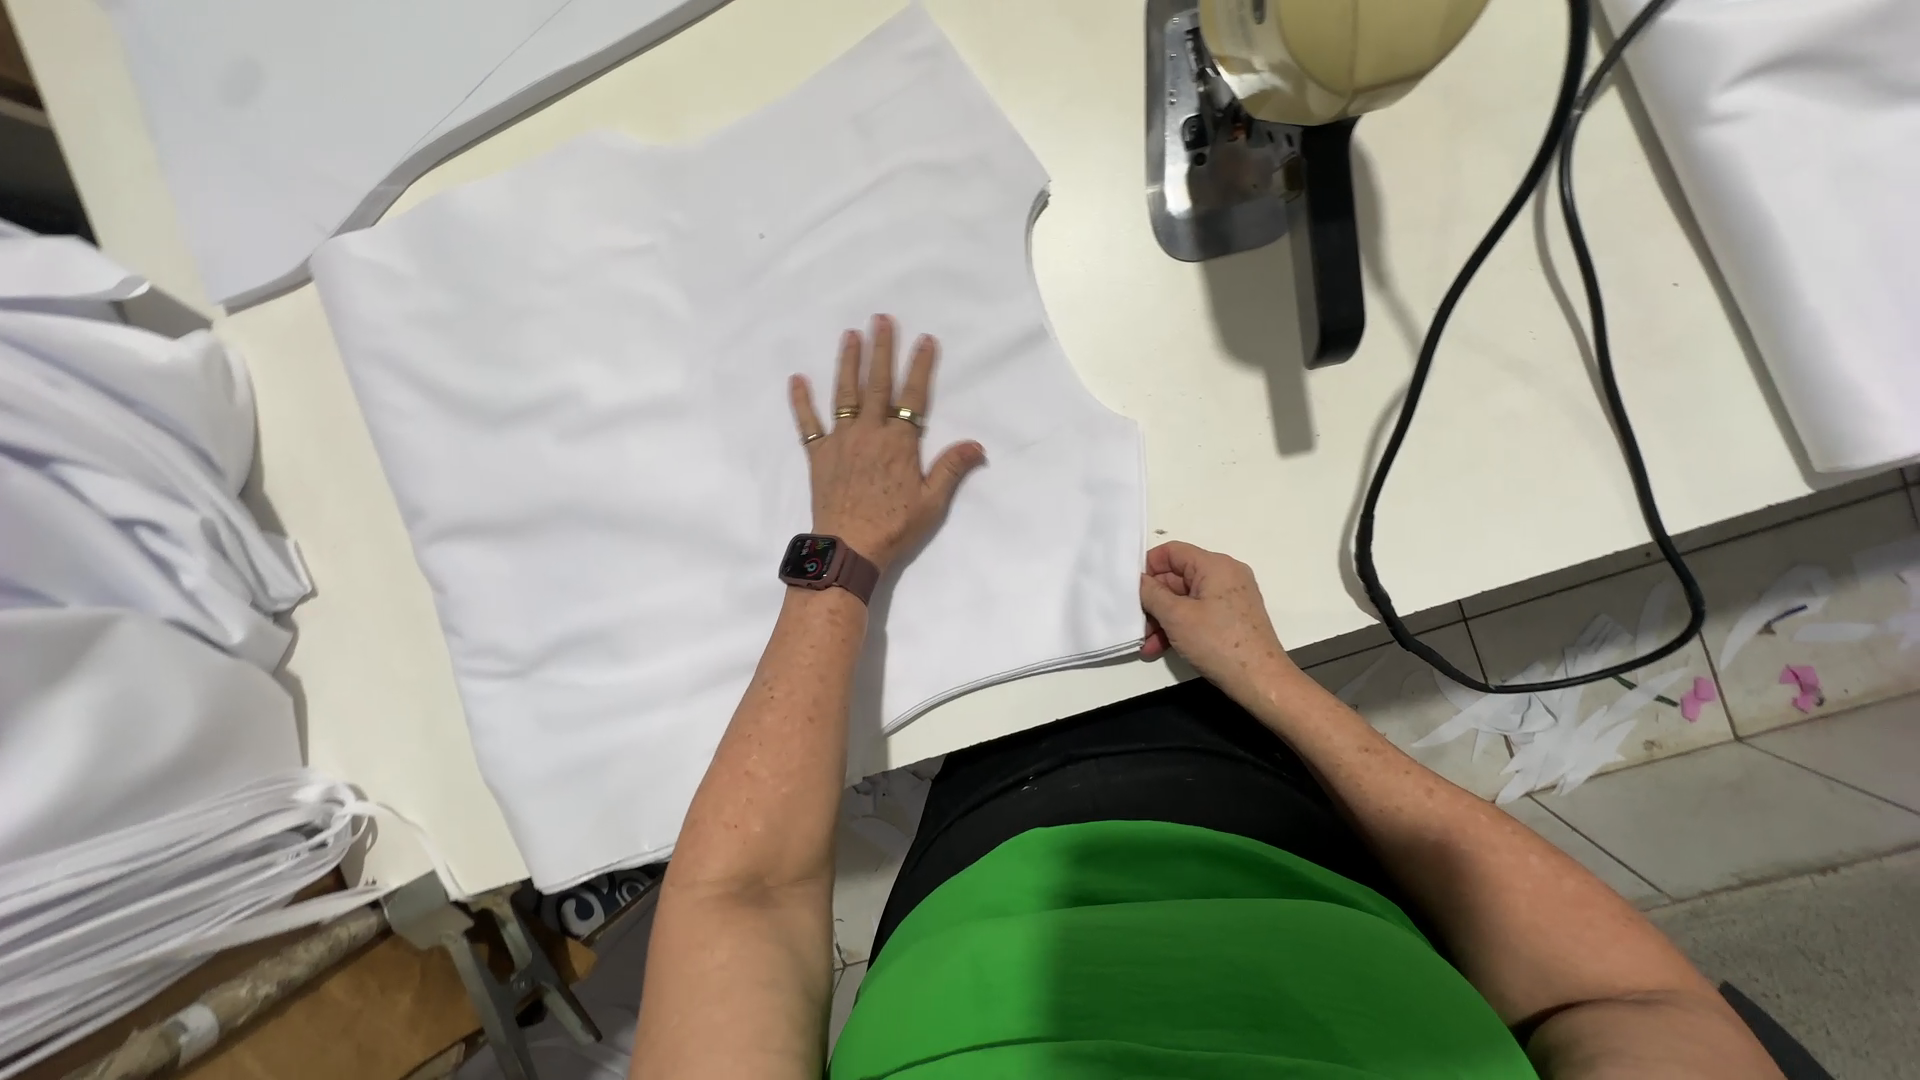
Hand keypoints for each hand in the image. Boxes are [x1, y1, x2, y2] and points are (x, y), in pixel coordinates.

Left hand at [789, 315, 985, 570]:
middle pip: (877, 384)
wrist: (848, 548)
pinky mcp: (819, 455)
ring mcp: (841, 441)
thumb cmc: (894, 527)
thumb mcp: (931, 502)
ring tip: (850, 335)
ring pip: (844, 393)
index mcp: (899, 442)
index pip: (913, 396)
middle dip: (881, 349)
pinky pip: (808, 424)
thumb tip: (977, 445)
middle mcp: (869, 432)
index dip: (920, 367)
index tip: (925, 340)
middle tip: (881, 319)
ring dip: (848, 362)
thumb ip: (951, 469)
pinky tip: (797, 379)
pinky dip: (801, 402)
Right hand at [1139, 541, 1297, 695]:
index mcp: (1215, 565)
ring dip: (1162, 619)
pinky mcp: (1231, 617)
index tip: (1130, 588)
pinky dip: (1179, 626)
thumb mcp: (1176, 617)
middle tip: (1135, 622)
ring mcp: (1230, 597)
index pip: (1172, 552)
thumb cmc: (1218, 643)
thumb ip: (1151, 593)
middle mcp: (1225, 575)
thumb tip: (1139, 580)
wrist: (1260, 681)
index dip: (1148, 566)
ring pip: (1185, 599)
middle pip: (1177, 577)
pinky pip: (1197, 613)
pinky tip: (1160, 647)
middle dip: (1153, 600)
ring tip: (1146, 643)